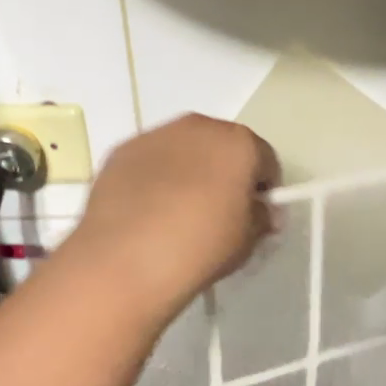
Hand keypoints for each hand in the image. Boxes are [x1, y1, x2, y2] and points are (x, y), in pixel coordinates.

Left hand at [62, 114, 280, 317]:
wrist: (126, 259)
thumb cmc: (201, 247)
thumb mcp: (247, 242)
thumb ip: (261, 218)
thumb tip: (261, 211)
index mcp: (239, 144)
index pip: (265, 160)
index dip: (263, 188)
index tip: (254, 213)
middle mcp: (198, 127)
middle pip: (221, 146)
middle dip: (224, 172)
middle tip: (217, 211)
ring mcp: (155, 135)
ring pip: (183, 149)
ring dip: (187, 171)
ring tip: (177, 212)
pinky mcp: (120, 151)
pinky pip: (149, 161)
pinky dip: (154, 178)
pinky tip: (147, 212)